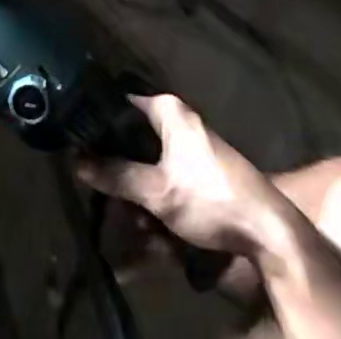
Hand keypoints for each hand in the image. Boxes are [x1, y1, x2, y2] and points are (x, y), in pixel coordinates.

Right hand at [76, 94, 286, 256]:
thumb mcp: (156, 190)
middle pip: (131, 143)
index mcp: (168, 110)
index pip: (119, 106)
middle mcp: (177, 122)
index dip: (97, 127)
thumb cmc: (209, 196)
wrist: (264, 229)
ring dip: (139, 200)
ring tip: (143, 227)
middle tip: (112, 203)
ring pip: (146, 169)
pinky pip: (164, 183)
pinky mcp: (196, 173)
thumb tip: (76, 161)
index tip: (77, 150)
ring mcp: (188, 149)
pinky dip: (157, 206)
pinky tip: (157, 233)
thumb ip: (115, 175)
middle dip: (121, 178)